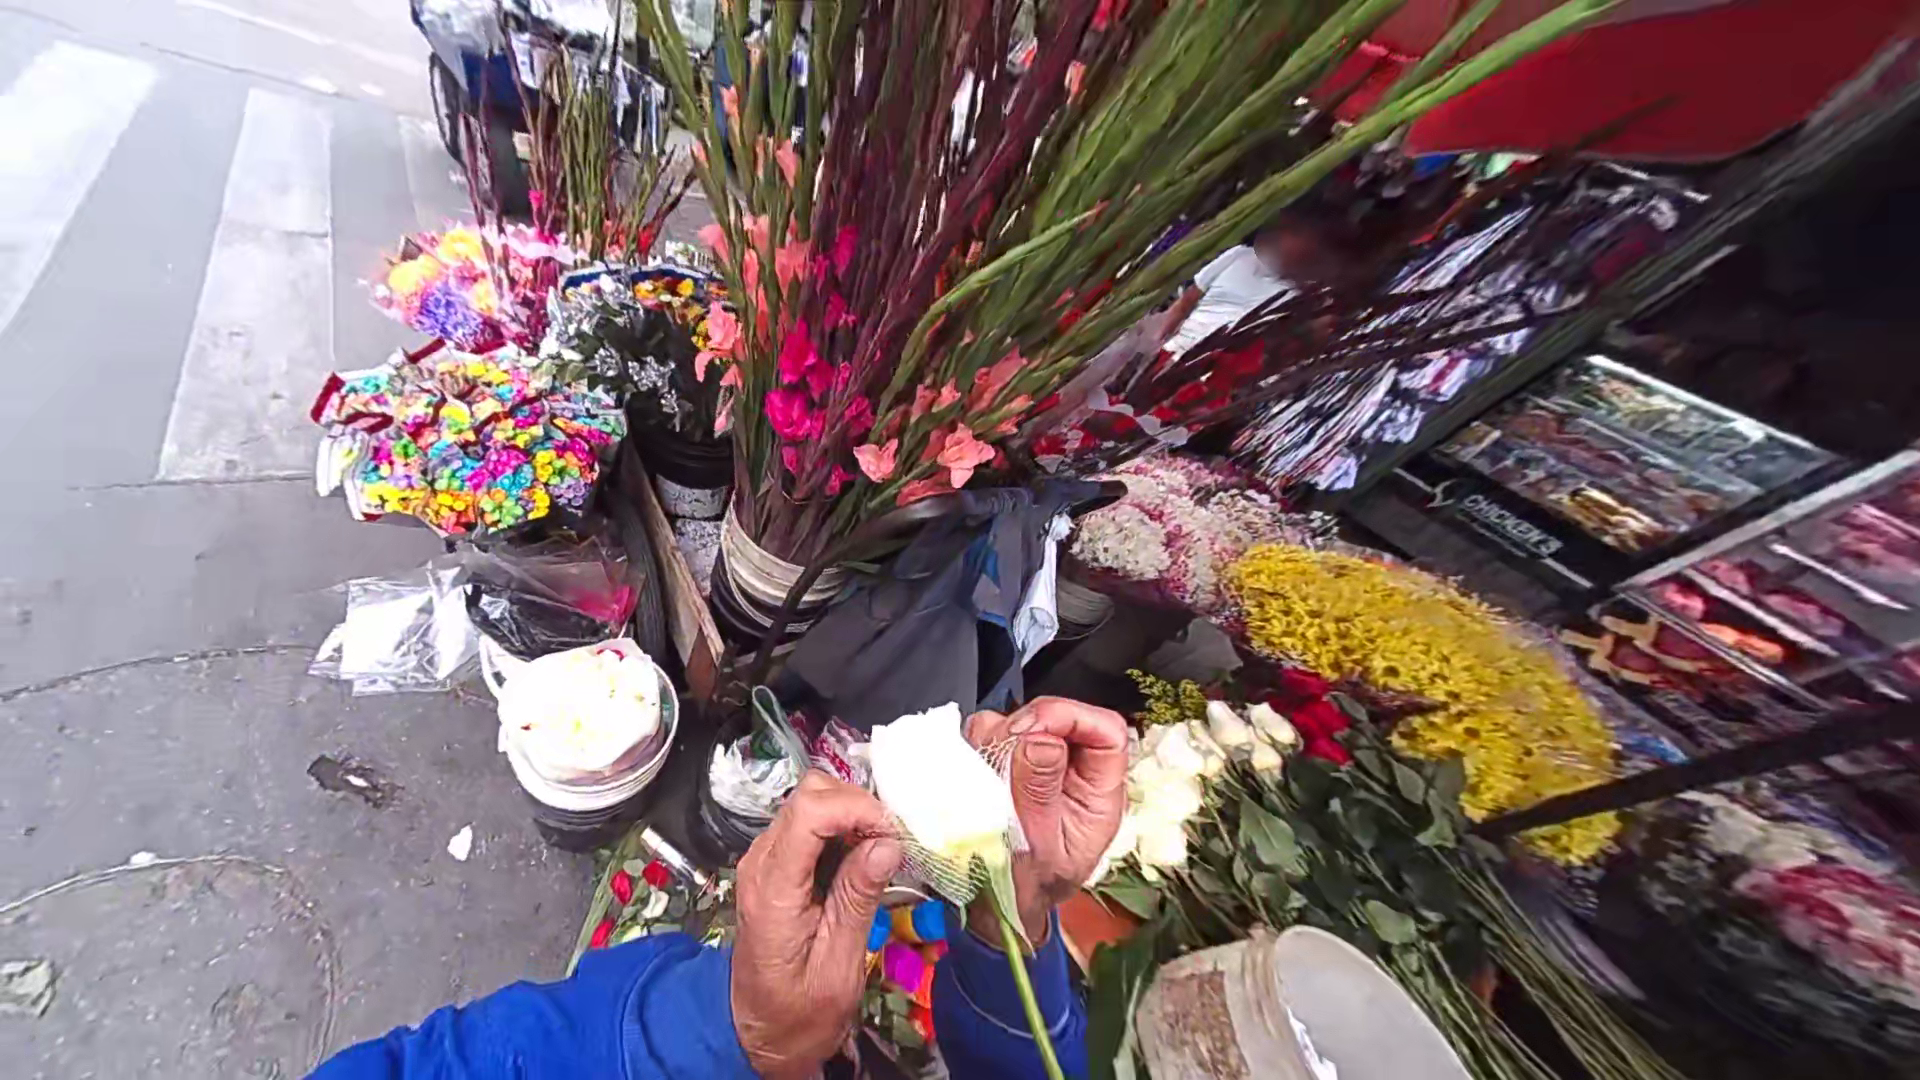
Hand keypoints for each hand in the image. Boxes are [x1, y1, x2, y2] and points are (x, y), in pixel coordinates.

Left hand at [731, 770, 902, 1078]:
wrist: (756, 1033)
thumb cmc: (797, 1012)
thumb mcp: (838, 969)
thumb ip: (858, 901)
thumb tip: (888, 844)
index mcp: (773, 889)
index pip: (809, 812)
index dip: (856, 808)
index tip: (891, 834)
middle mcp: (762, 859)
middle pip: (811, 793)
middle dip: (858, 806)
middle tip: (889, 842)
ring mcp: (766, 854)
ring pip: (813, 797)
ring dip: (853, 812)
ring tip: (878, 848)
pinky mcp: (776, 855)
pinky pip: (812, 816)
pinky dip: (843, 822)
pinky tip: (860, 853)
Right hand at [965, 697, 1128, 944]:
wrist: (993, 903)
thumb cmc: (1026, 887)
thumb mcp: (1040, 849)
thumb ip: (1041, 794)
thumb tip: (1041, 739)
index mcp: (1098, 791)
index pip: (1106, 731)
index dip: (1074, 719)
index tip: (1034, 732)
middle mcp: (1073, 768)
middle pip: (1061, 716)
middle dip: (1027, 725)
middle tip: (999, 755)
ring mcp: (1038, 758)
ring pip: (1024, 717)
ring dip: (998, 736)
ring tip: (986, 775)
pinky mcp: (1007, 756)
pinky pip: (992, 729)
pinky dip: (978, 742)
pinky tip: (974, 772)